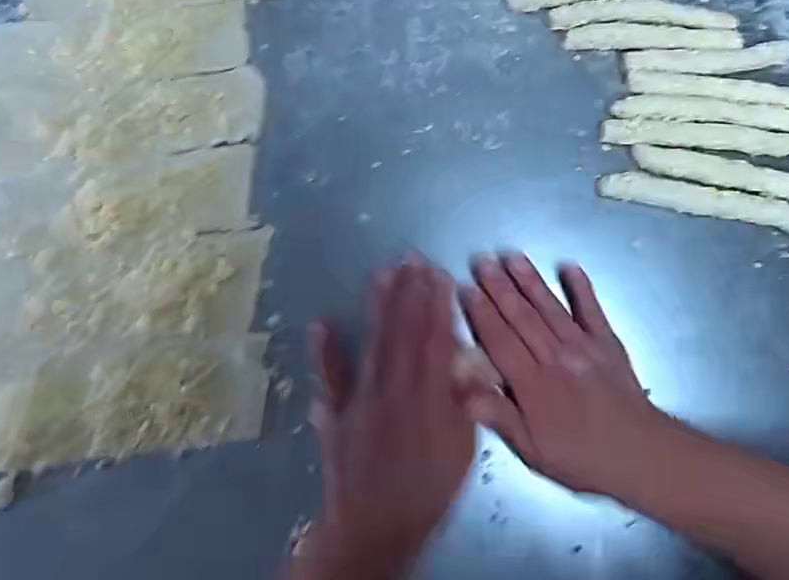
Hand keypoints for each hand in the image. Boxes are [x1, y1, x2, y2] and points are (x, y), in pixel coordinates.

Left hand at [293, 261, 474, 578]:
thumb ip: (464, 402)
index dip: (436, 304)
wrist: (376, 530)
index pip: (435, 339)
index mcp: (427, 396)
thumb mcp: (461, 450)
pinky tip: (321, 322)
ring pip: (374, 341)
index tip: (438, 274)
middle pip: (404, 331)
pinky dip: (325, 349)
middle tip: (412, 258)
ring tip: (384, 273)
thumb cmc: (426, 490)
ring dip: (379, 305)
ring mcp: (363, 396)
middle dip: (409, 292)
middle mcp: (394, 388)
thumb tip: (467, 360)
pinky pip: (331, 376)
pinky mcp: (338, 410)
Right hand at [459, 252, 669, 496]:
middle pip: (521, 317)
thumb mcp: (534, 450)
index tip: (465, 289)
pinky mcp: (606, 341)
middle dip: (499, 287)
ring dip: (529, 280)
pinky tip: (569, 266)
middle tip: (482, 262)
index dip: (481, 314)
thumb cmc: (582, 458)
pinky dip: (581, 287)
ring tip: (511, 257)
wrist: (641, 455)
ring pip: (549, 307)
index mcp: (534, 386)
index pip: (500, 341)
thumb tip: (464, 391)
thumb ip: (500, 416)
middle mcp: (555, 358)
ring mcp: (583, 346)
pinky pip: (591, 309)